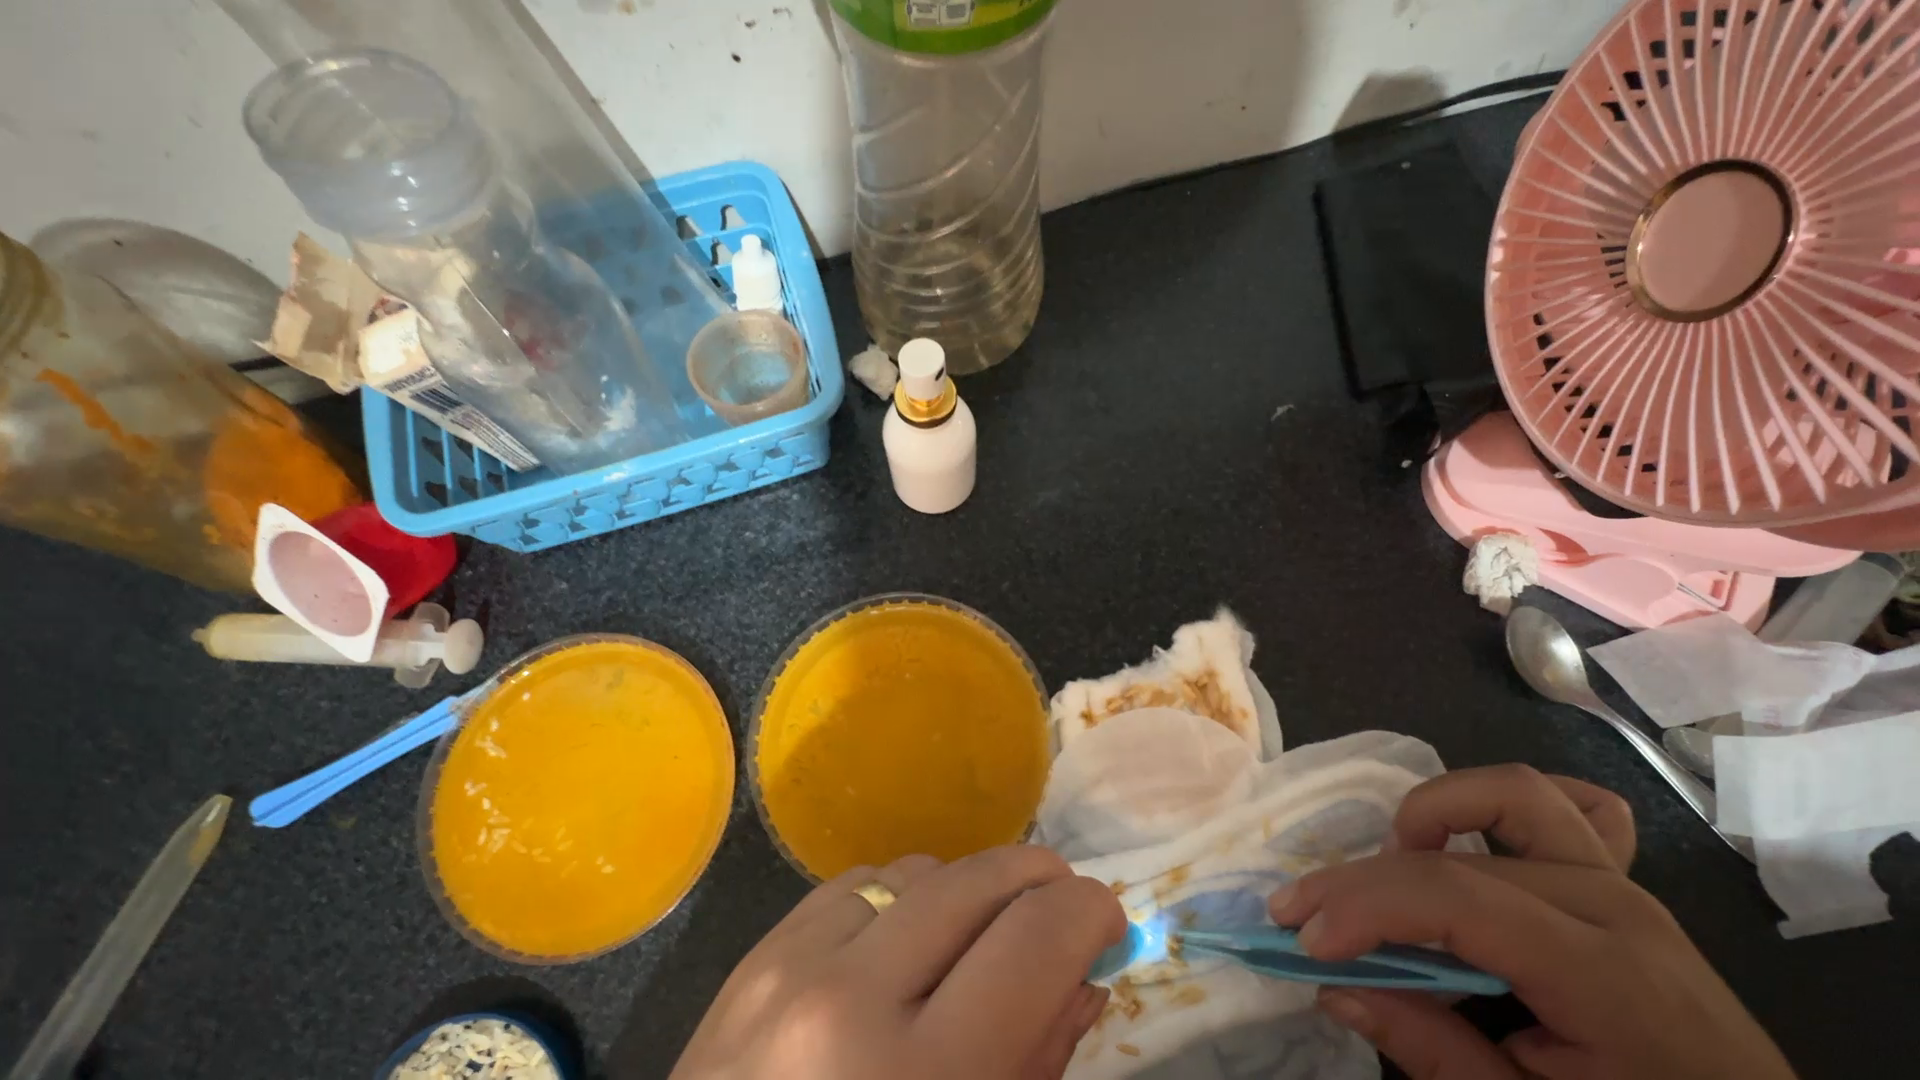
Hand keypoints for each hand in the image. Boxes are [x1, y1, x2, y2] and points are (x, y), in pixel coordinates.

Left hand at [669, 846, 1124, 1079]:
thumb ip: (1039, 1060)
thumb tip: (1081, 973)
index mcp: (922, 1072)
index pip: (1035, 938)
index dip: (1088, 912)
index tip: (1103, 923)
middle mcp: (850, 998)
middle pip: (977, 880)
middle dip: (1038, 879)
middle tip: (1059, 906)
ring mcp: (791, 965)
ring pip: (917, 870)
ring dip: (966, 890)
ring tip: (976, 935)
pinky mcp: (755, 954)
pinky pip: (855, 884)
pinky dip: (899, 897)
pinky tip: (902, 940)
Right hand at [1270, 765, 1796, 1079]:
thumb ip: (1432, 1051)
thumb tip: (1333, 986)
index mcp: (1607, 977)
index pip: (1460, 899)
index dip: (1369, 906)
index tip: (1304, 940)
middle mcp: (1616, 907)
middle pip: (1459, 856)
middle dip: (1364, 881)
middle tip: (1301, 916)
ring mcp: (1625, 884)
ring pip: (1513, 793)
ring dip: (1434, 814)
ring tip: (1390, 864)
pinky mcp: (1623, 881)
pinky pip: (1573, 807)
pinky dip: (1504, 808)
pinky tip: (1469, 842)